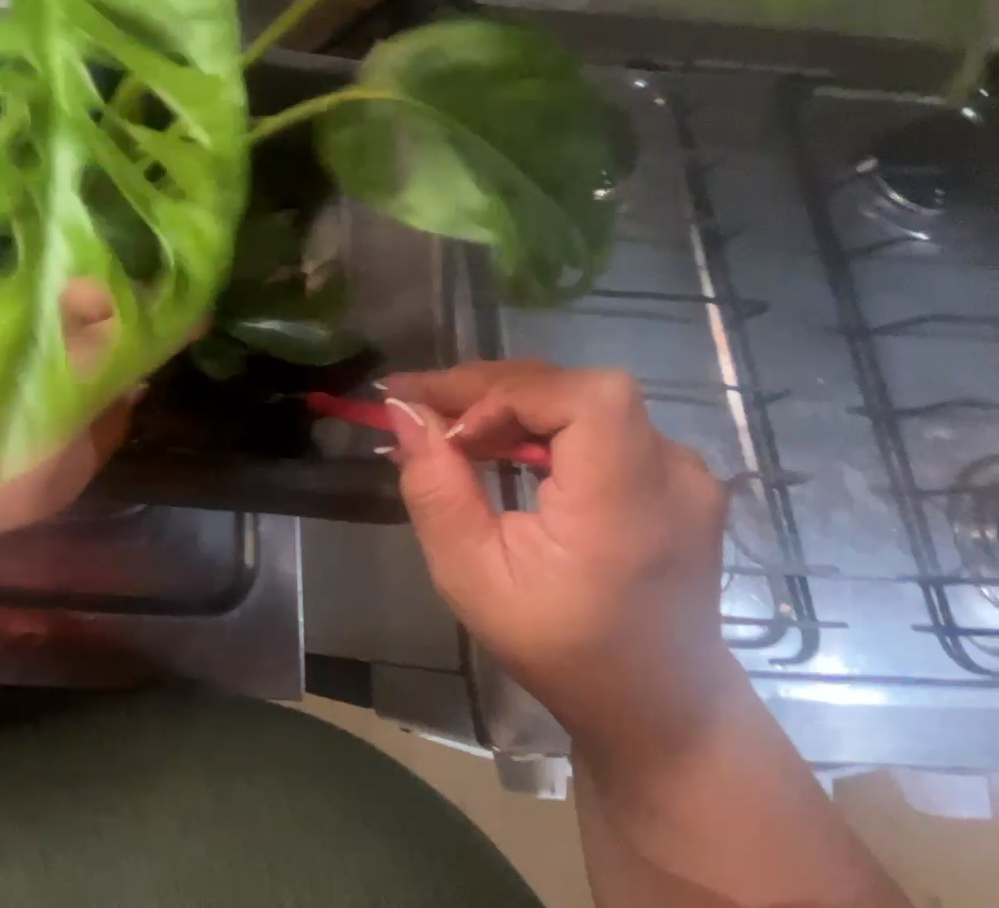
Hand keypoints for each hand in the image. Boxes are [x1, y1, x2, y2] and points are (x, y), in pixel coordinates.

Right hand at [379, 360, 737, 750]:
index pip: (585, 398)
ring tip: (448, 427)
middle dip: (488, 388)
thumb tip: (402, 412)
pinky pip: (599, 423)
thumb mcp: (470, 576)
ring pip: (583, 398)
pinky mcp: (673, 475)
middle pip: (577, 387)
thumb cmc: (557, 646)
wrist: (655, 699)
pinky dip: (539, 421)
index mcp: (626, 506)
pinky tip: (498, 445)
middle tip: (416, 404)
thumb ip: (435, 489)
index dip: (507, 394)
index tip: (449, 431)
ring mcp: (683, 471)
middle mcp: (672, 473)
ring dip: (508, 401)